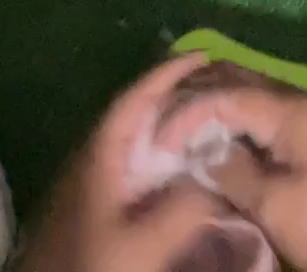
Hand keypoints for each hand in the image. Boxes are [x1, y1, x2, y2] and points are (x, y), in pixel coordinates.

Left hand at [16, 54, 242, 271]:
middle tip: (215, 86)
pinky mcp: (95, 204)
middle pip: (136, 111)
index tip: (202, 55)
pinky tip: (182, 168)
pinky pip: (134, 163)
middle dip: (174, 94)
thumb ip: (183, 211)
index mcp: (102, 150)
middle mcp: (95, 155)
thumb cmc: (90, 266)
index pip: (137, 96)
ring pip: (135, 138)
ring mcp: (93, 180)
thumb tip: (216, 184)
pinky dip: (161, 153)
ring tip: (207, 120)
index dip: (168, 72)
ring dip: (168, 124)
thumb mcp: (142, 246)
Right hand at [154, 81, 306, 271]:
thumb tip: (201, 151)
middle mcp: (290, 100)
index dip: (184, 114)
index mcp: (284, 110)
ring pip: (242, 88)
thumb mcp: (279, 206)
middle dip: (191, 89)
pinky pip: (253, 109)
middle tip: (155, 110)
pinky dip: (226, 112)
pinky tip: (209, 132)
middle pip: (231, 76)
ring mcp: (298, 115)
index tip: (157, 142)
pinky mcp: (302, 136)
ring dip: (207, 96)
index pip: (221, 95)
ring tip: (173, 114)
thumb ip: (235, 172)